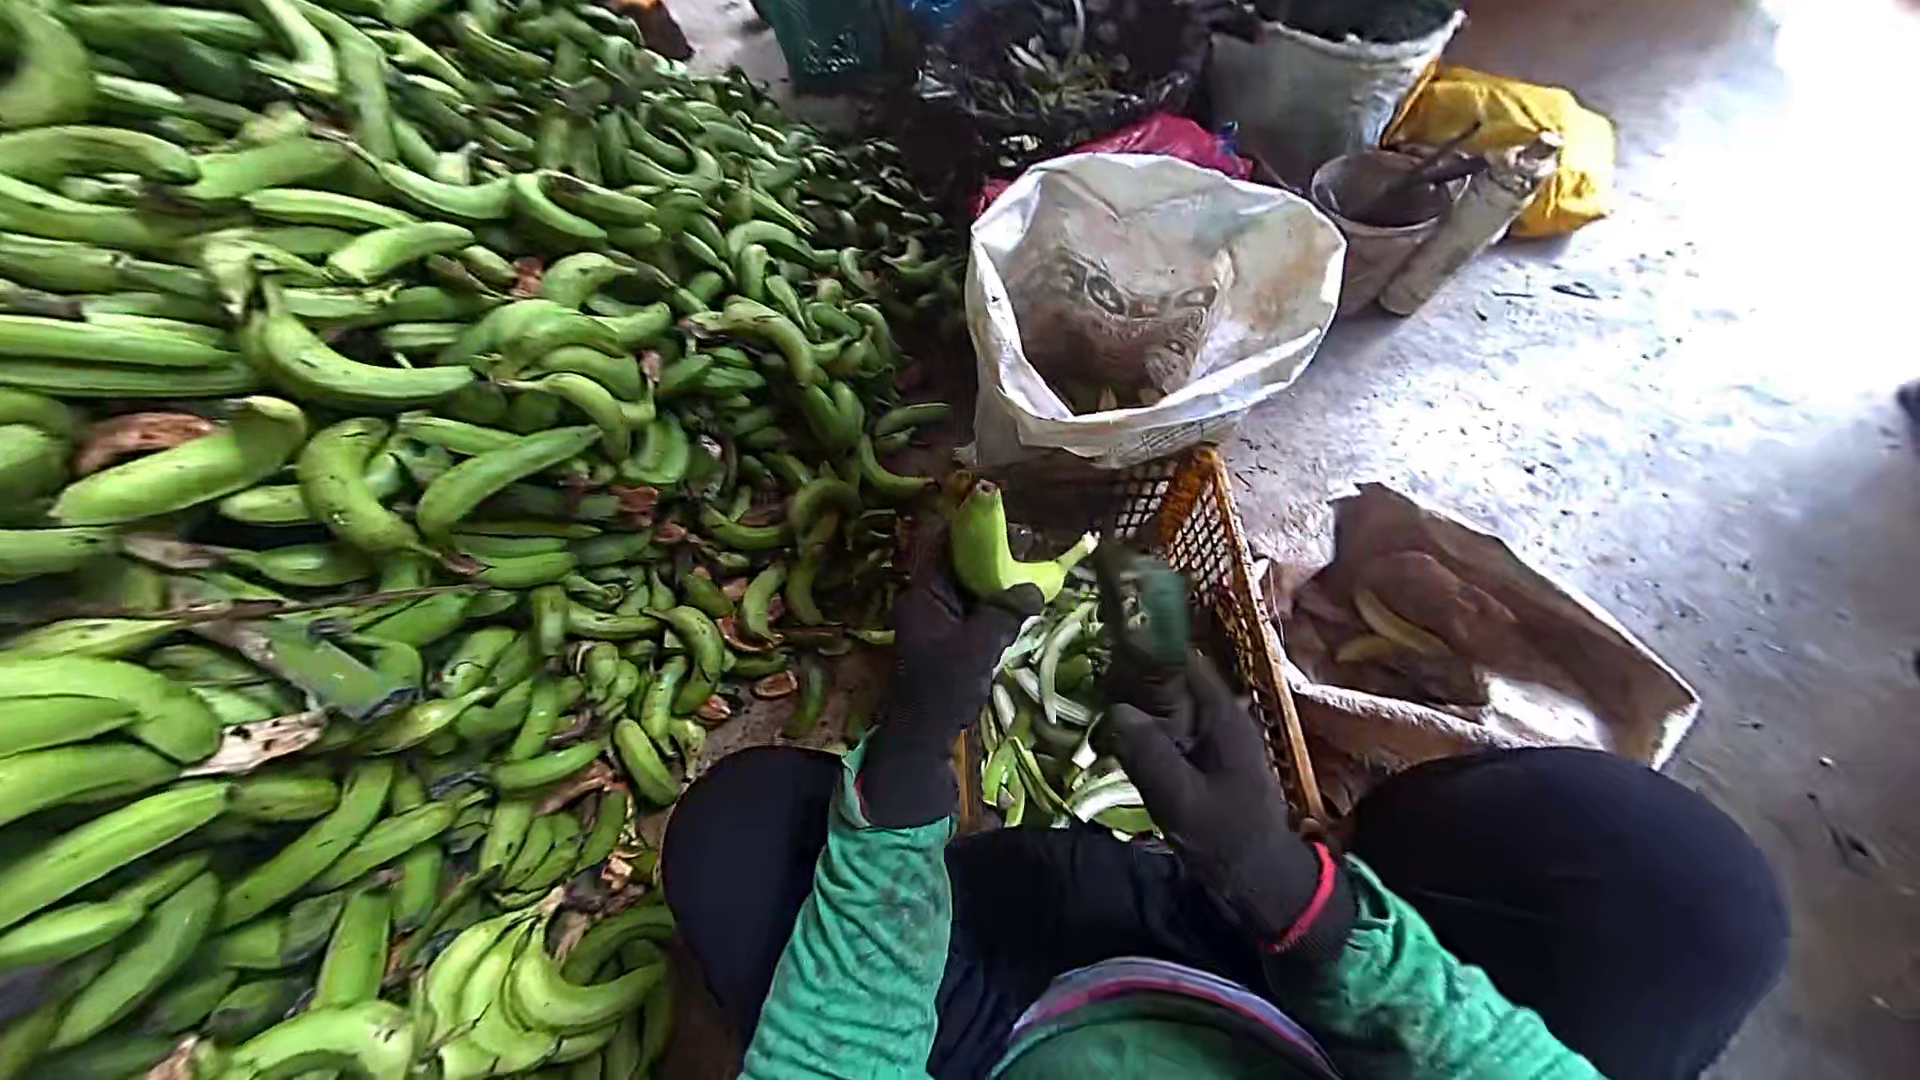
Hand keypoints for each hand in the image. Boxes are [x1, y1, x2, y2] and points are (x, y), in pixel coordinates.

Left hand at [861, 534, 1040, 827]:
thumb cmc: (944, 688)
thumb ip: (1005, 613)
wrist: (923, 734)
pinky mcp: (946, 634)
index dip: (967, 525)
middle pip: (955, 562)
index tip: (996, 510)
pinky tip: (1014, 597)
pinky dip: (989, 599)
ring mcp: (935, 617)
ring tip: (1024, 562)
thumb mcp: (978, 648)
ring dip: (991, 576)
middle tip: (1022, 539)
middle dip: (987, 551)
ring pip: (964, 584)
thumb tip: (1034, 587)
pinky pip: (969, 605)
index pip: (941, 545)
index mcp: (922, 595)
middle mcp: (925, 599)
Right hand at [1104, 653, 1353, 961]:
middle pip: (1167, 675)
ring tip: (1103, 722)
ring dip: (1133, 704)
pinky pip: (1165, 722)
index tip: (1106, 666)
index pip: (1179, 659)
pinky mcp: (1201, 750)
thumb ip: (1149, 753)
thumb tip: (1116, 710)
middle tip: (1098, 701)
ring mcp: (1210, 731)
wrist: (1262, 882)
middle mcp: (1217, 713)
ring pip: (1163, 698)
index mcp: (1220, 714)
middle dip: (1131, 681)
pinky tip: (1120, 742)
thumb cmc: (1227, 839)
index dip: (1142, 653)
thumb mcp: (1181, 800)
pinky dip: (1142, 725)